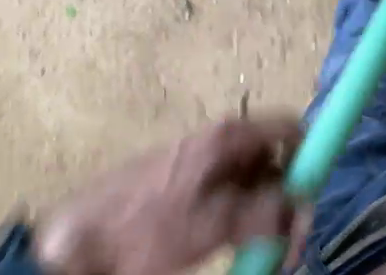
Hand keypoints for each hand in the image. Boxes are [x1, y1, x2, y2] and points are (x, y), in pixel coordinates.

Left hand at [32, 115, 304, 274]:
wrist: (77, 243)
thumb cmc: (145, 228)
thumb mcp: (212, 225)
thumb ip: (264, 212)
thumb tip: (301, 205)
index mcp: (229, 137)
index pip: (290, 128)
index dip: (308, 160)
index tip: (308, 205)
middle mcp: (219, 141)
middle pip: (274, 160)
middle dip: (287, 201)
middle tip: (286, 251)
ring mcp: (201, 163)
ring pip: (253, 183)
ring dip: (265, 217)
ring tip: (260, 258)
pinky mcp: (185, 185)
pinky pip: (228, 197)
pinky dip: (240, 222)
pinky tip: (233, 253)